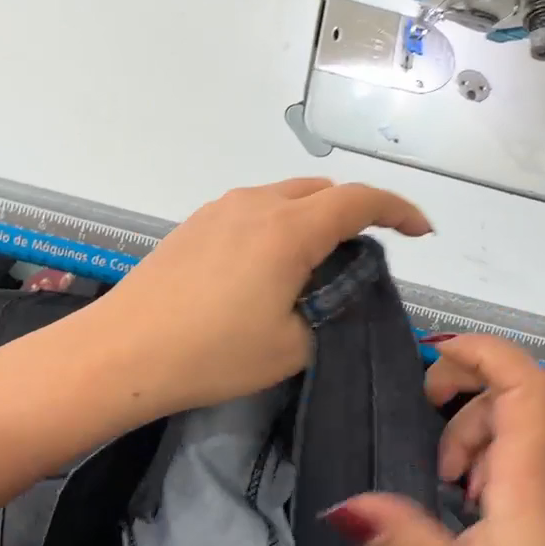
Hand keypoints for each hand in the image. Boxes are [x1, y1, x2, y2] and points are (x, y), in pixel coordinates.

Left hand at [86, 177, 429, 414]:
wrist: (124, 351)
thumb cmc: (213, 353)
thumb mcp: (293, 345)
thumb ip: (332, 307)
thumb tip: (339, 286)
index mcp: (288, 229)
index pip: (359, 200)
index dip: (398, 211)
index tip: (420, 231)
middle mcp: (256, 204)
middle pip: (321, 191)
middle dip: (354, 215)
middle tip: (365, 258)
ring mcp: (219, 209)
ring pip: (285, 197)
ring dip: (312, 219)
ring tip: (315, 266)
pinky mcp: (194, 224)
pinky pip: (253, 210)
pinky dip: (278, 225)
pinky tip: (266, 268)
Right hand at [320, 336, 544, 545]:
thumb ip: (404, 541)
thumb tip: (343, 505)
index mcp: (534, 471)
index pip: (523, 379)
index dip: (479, 349)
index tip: (430, 352)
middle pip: (511, 389)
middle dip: (460, 392)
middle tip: (427, 431)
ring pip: (518, 418)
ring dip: (472, 432)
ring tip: (450, 485)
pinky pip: (530, 444)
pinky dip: (493, 453)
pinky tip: (479, 504)